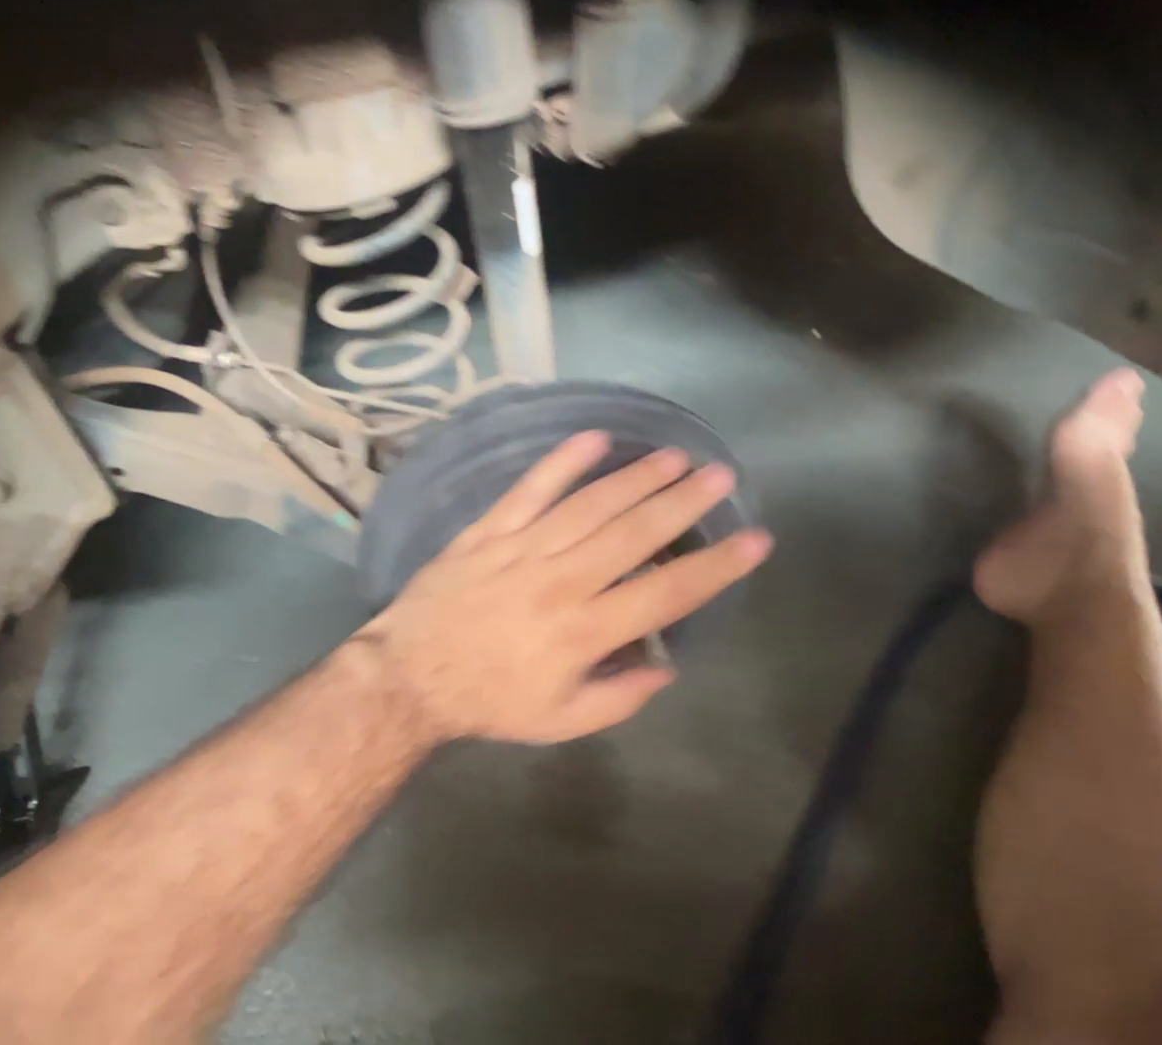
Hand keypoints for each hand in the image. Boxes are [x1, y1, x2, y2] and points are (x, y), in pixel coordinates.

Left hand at [353, 431, 771, 744]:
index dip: (715, 566)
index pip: (665, 593)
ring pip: (590, 504)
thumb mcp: (560, 722)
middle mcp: (561, 581)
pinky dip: (562, 462)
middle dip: (683, 503)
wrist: (408, 676)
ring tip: (675, 457)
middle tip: (720, 477)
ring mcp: (522, 549)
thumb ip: (618, 697)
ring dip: (637, 478)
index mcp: (584, 631)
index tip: (753, 541)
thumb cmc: (488, 701)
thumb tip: (666, 669)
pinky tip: (595, 439)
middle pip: (634, 534)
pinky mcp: (489, 531)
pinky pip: (530, 489)